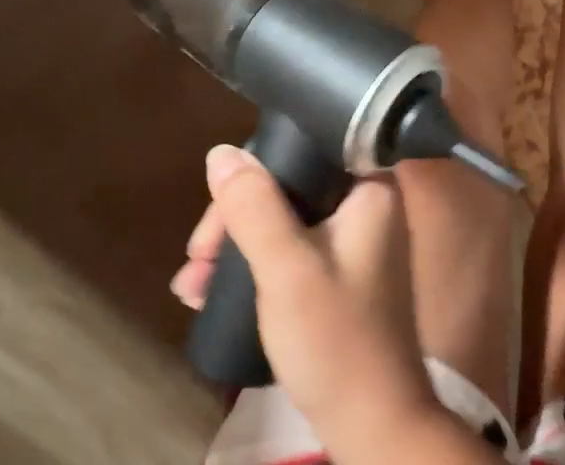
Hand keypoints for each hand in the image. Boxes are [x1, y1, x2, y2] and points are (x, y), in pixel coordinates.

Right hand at [173, 145, 439, 450]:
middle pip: (292, 185)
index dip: (261, 163)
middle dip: (236, 217)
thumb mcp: (285, 267)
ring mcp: (357, 242)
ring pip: (286, 221)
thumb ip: (254, 207)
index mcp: (372, 190)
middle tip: (198, 254)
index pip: (312, 145)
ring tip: (193, 283)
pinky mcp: (343, 275)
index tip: (219, 198)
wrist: (371, 420)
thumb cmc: (335, 337)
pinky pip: (293, 251)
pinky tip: (212, 292)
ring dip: (237, 245)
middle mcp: (370, 206)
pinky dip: (255, 265)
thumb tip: (222, 151)